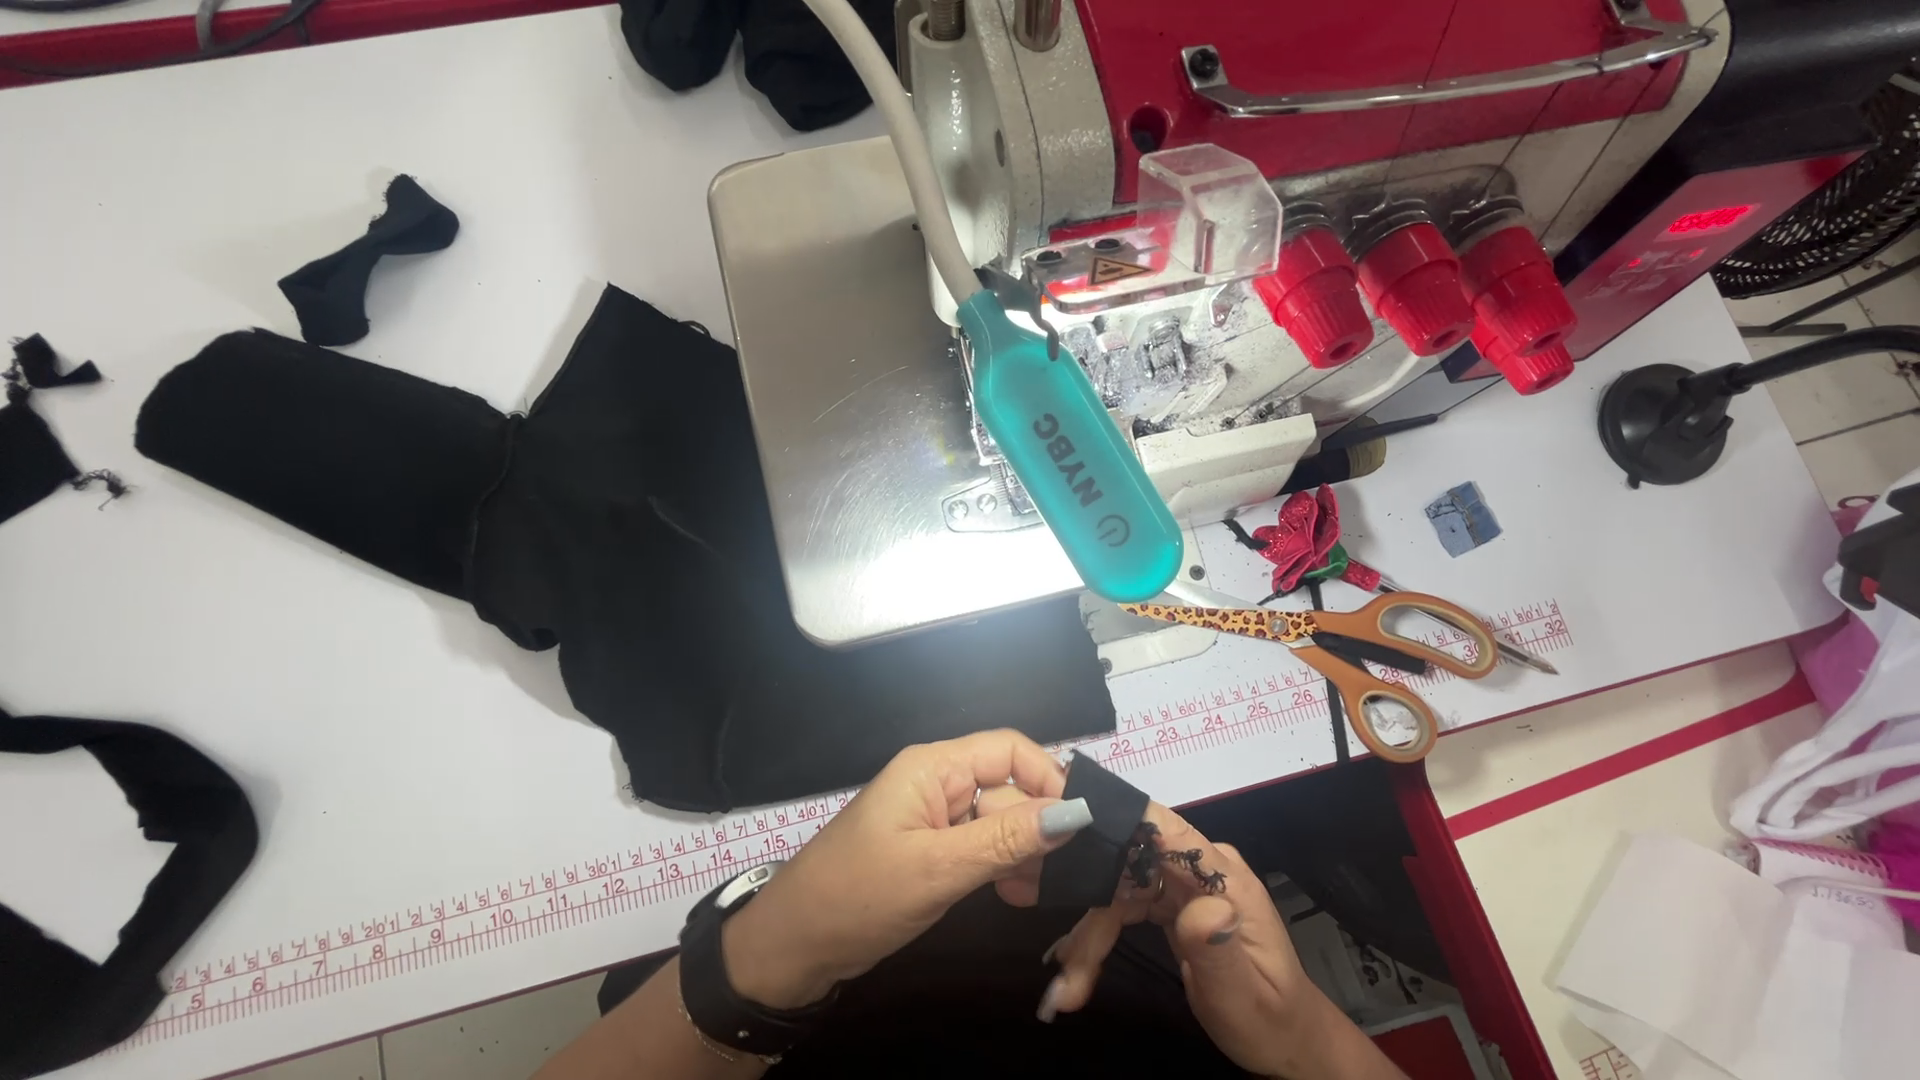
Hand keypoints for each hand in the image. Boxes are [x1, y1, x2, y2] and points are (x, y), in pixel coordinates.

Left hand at [720, 730, 1092, 1008]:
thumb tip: (1073, 812)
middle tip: (1053, 875)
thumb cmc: (859, 895)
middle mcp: (936, 782)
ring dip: (1020, 852)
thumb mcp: (938, 868)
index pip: (1008, 749)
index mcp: (932, 767)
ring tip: (1029, 893)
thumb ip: (1006, 839)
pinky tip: (1012, 894)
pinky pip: (981, 845)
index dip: (1048, 778)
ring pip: (998, 820)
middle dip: (1035, 826)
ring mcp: (933, 817)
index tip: (1077, 823)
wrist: (794, 946)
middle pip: (1007, 787)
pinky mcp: (932, 849)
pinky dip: (1001, 866)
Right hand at [1037, 804, 1358, 1077]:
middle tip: (1066, 965)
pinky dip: (1098, 936)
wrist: (1286, 1041)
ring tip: (1070, 984)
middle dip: (1090, 909)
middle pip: (1127, 862)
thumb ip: (1217, 947)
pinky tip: (1078, 969)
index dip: (1111, 823)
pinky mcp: (1170, 900)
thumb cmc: (1269, 1021)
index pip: (1161, 828)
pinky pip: (1122, 904)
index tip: (1060, 835)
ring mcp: (1184, 881)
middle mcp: (1201, 867)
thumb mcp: (1242, 996)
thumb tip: (1201, 903)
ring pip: (1116, 886)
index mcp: (1223, 876)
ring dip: (1089, 933)